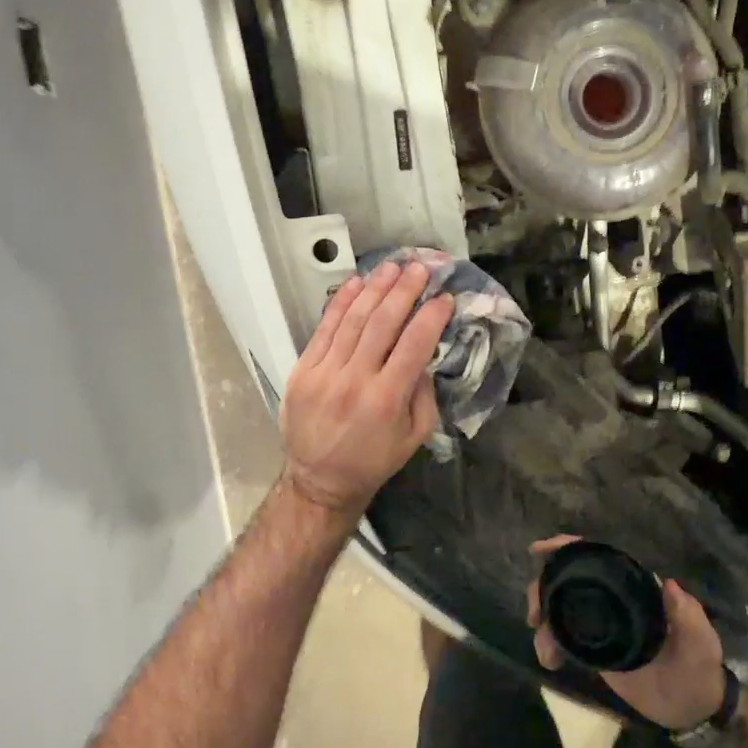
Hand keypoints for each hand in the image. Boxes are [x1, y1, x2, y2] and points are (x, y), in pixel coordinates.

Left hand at [279, 261, 452, 520]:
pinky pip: (324, 328)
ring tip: (392, 266)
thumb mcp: (415, 436)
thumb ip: (424, 393)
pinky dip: (341, 303)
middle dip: (404, 291)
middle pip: (382, 324)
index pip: (414, 345)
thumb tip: (423, 354)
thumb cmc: (374, 459)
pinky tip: (357, 283)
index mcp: (386, 400)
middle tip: (420, 268)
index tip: (444, 298)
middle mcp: (355, 381)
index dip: (431, 317)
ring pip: (353, 320)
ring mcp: (325, 373)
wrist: (319, 481)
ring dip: (375, 288)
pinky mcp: (303, 370)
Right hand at [525, 535, 728, 730]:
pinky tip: (549, 660)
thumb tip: (668, 584)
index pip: (598, 558)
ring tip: (543, 647)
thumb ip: (687, 614)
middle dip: (544, 587)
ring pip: (560, 609)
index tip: (541, 549)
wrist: (693, 708)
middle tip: (534, 613)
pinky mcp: (594, 652)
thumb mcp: (700, 639)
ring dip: (543, 620)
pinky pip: (564, 640)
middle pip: (569, 580)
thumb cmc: (699, 664)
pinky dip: (549, 644)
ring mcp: (601, 625)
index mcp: (635, 588)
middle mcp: (613, 600)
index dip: (569, 549)